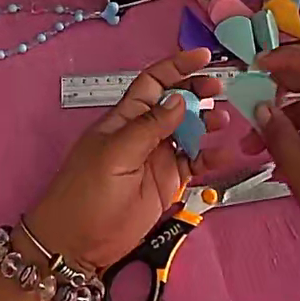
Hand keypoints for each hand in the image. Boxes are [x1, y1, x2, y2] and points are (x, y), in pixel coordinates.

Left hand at [26, 48, 229, 268]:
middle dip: (198, 91)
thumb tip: (178, 100)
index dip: (177, 66)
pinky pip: (195, 162)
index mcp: (126, 118)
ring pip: (190, 130)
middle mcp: (145, 132)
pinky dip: (211, 157)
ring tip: (221, 121)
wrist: (77, 243)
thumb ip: (149, 127)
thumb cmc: (84, 195)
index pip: (154, 82)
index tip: (202, 57)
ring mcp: (158, 157)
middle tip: (219, 88)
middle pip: (177, 102)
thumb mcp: (115, 155)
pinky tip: (222, 155)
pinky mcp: (167, 181)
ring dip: (207, 121)